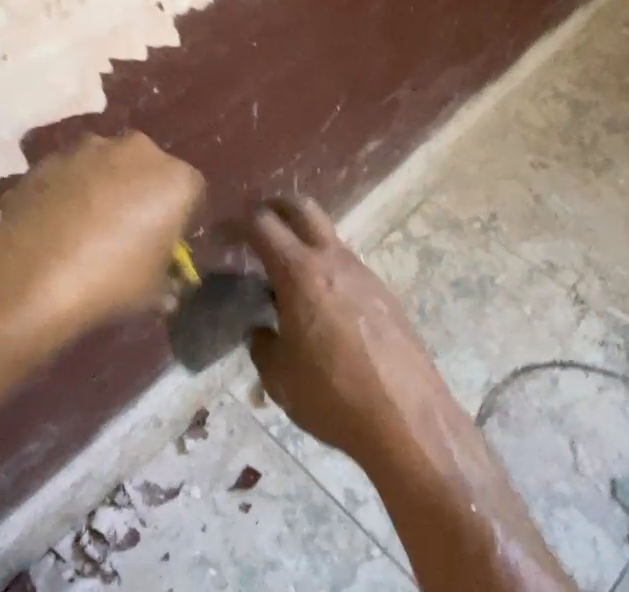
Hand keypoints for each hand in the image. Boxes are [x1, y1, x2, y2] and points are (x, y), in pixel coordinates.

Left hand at [0, 133, 204, 336]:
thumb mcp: (153, 291)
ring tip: (87, 226)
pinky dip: (70, 190)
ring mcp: (90, 148)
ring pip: (107, 165)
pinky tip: (58, 222)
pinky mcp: (50, 156)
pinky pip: (72, 173)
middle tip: (129, 230)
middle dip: (142, 192)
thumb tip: (167, 289)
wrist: (32, 273)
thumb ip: (166, 278)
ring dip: (104, 186)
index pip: (193, 194)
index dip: (181, 219)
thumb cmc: (110, 281)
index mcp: (177, 179)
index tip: (167, 242)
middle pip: (149, 169)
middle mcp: (138, 150)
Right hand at [245, 198, 459, 464]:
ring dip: (303, 244)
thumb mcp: (280, 378)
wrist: (408, 421)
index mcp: (300, 273)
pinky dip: (325, 272)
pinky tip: (320, 311)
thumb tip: (261, 332)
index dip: (236, 223)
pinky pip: (347, 269)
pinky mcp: (385, 296)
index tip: (220, 236)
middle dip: (274, 208)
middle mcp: (334, 261)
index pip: (261, 224)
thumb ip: (262, 345)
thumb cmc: (333, 397)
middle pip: (302, 208)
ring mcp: (365, 275)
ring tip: (285, 281)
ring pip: (328, 238)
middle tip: (254, 228)